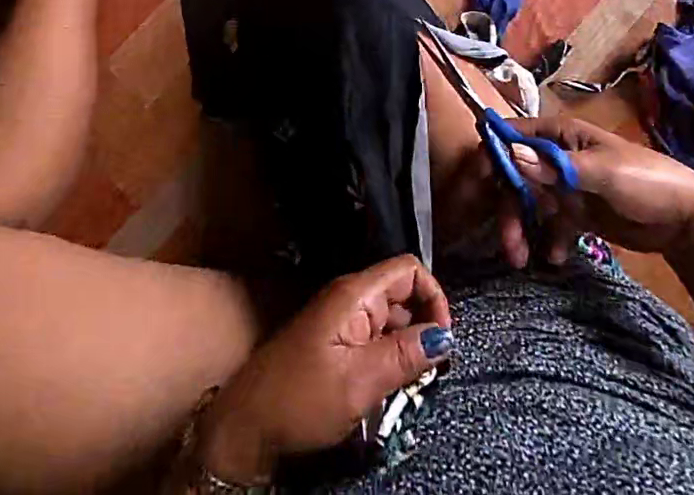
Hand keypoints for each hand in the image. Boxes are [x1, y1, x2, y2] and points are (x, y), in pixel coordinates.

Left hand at [197, 255, 454, 482]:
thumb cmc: (301, 399)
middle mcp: (349, 296)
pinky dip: (390, 354)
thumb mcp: (360, 382)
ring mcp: (340, 317)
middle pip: (402, 292)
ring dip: (408, 343)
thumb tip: (445, 336)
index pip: (408, 269)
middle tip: (433, 369)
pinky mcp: (335, 338)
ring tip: (414, 381)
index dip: (433, 297)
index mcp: (354, 294)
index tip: (443, 340)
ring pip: (391, 316)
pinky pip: (375, 335)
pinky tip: (391, 383)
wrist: (247, 424)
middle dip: (424, 324)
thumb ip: (404, 355)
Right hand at [502, 115, 693, 263]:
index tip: (475, 186)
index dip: (492, 157)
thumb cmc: (647, 182)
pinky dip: (547, 240)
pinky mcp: (576, 212)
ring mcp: (565, 186)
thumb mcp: (603, 173)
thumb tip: (512, 154)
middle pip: (515, 177)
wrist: (688, 220)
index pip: (513, 137)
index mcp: (560, 135)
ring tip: (524, 260)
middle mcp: (556, 157)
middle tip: (507, 243)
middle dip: (507, 209)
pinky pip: (549, 224)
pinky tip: (555, 257)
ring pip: (528, 204)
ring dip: (521, 229)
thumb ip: (557, 167)